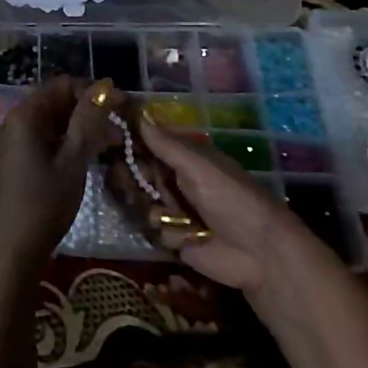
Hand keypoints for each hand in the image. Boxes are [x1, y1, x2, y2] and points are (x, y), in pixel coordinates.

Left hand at [0, 76, 114, 265]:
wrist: (18, 242)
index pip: (62, 85)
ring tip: (118, 141)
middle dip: (92, 109)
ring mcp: (22, 140)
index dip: (92, 91)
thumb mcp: (73, 158)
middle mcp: (20, 121)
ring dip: (86, 127)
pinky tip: (99, 152)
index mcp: (26, 115)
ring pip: (59, 121)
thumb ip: (89, 120)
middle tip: (124, 125)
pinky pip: (54, 138)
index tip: (122, 107)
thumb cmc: (46, 199)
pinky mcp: (28, 157)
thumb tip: (106, 85)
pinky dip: (75, 141)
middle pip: (60, 101)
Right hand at [138, 117, 325, 291]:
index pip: (151, 144)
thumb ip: (166, 145)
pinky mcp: (172, 238)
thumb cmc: (232, 199)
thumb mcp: (199, 166)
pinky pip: (152, 228)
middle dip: (130, 174)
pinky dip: (166, 230)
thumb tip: (140, 115)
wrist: (257, 252)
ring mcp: (174, 210)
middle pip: (140, 173)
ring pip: (140, 201)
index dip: (131, 141)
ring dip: (149, 205)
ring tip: (168, 210)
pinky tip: (185, 233)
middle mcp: (178, 182)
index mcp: (187, 159)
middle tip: (122, 174)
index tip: (110, 136)